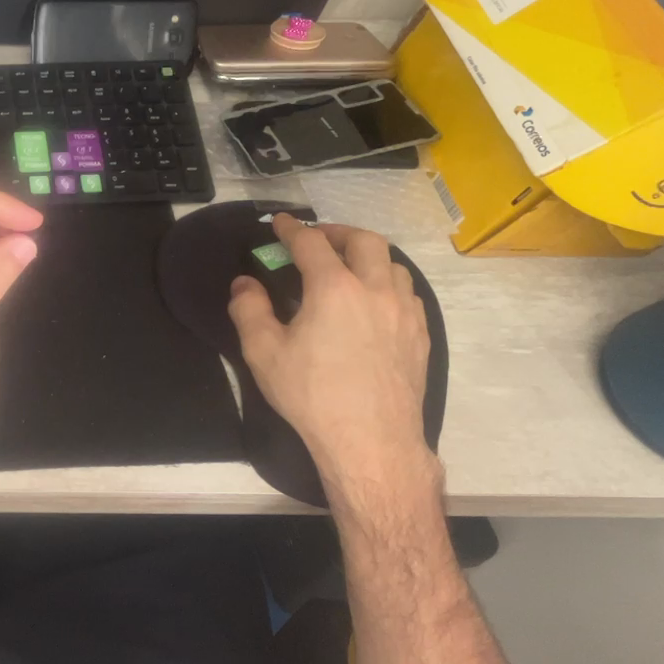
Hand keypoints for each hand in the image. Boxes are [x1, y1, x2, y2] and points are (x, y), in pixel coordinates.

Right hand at [226, 214, 437, 512]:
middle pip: (365, 241)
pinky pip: (406, 292)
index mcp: (334, 289)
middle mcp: (375, 290)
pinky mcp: (419, 334)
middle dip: (337, 232)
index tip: (279, 224)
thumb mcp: (263, 352)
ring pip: (393, 264)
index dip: (292, 230)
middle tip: (316, 240)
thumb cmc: (310, 394)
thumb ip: (249, 310)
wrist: (370, 439)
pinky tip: (371, 302)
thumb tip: (244, 284)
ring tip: (346, 268)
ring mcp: (404, 312)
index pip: (312, 245)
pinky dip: (386, 282)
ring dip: (367, 256)